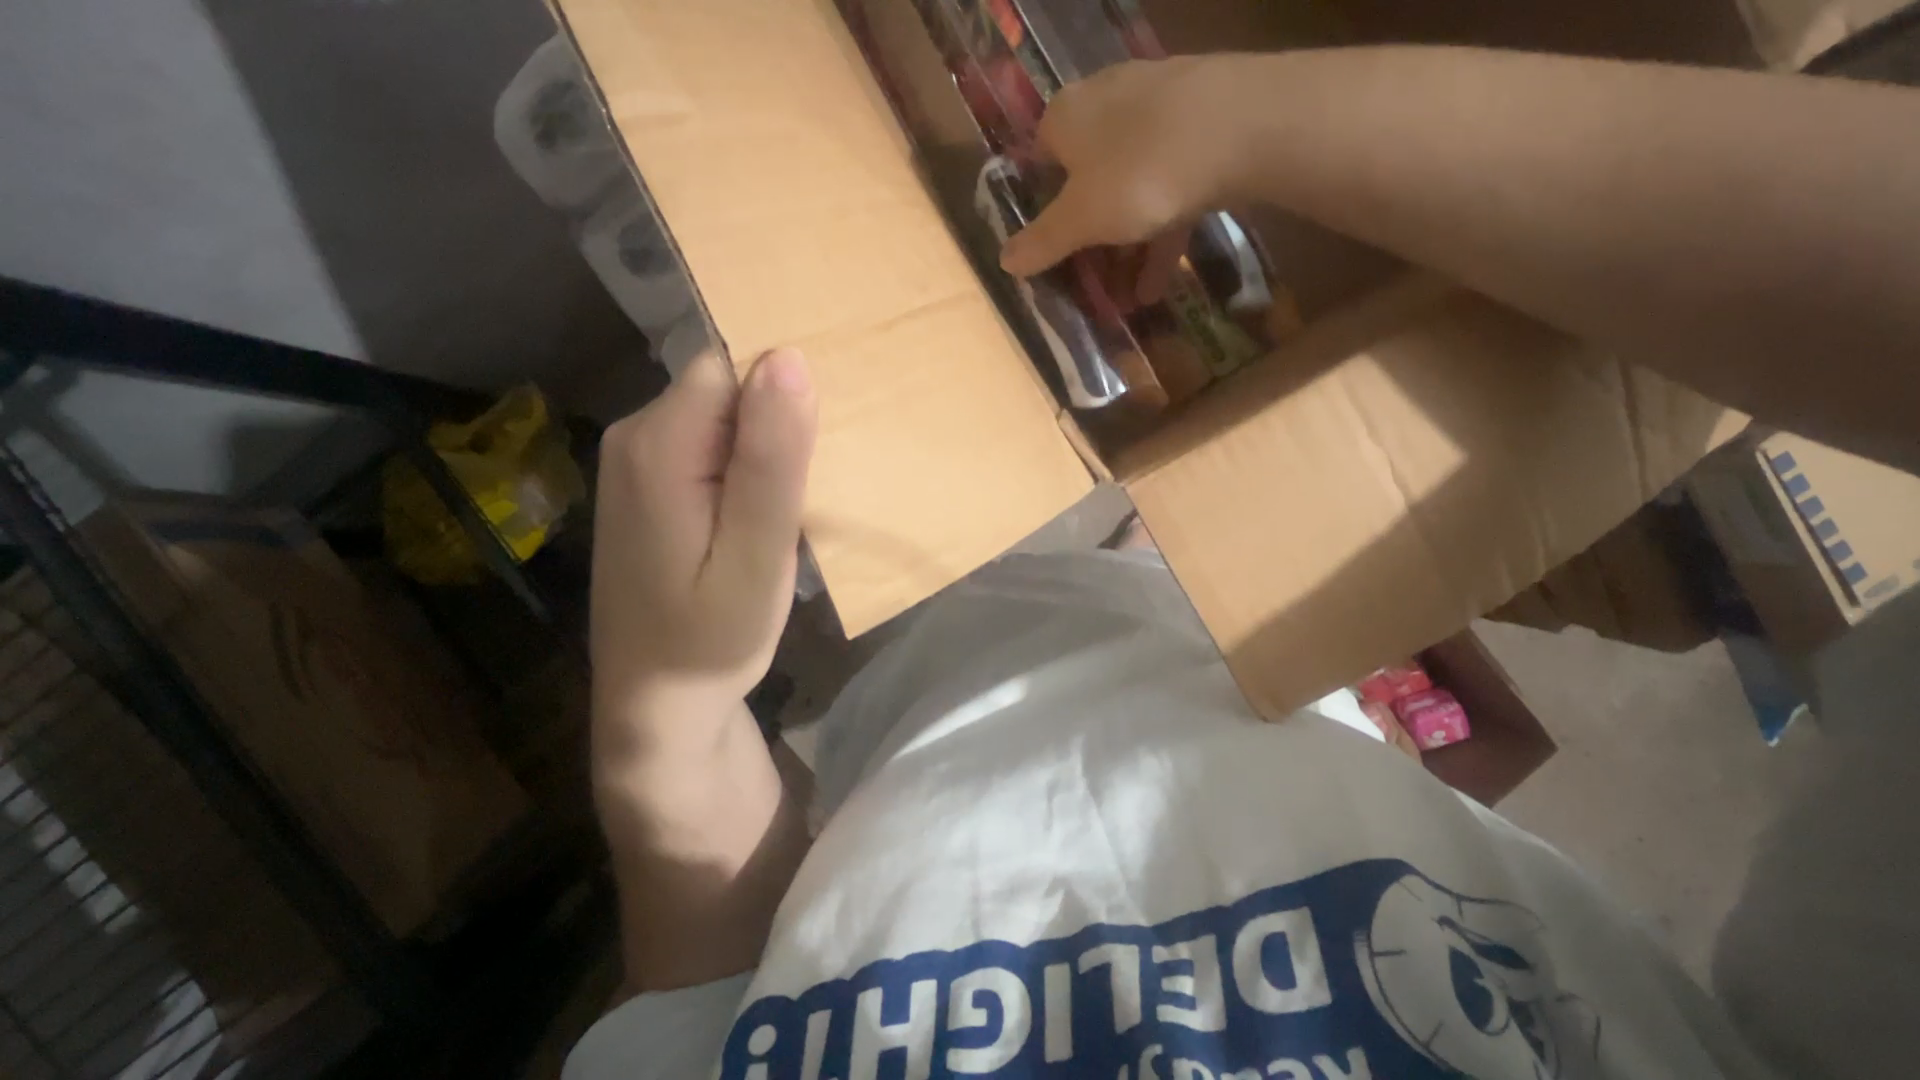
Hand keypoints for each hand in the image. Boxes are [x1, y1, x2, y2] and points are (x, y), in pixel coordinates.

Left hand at [590, 347, 817, 724]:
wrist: (653, 705)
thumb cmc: (710, 641)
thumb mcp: (756, 558)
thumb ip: (771, 460)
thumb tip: (790, 358)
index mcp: (658, 445)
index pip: (733, 367)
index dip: (781, 399)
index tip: (811, 455)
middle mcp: (634, 436)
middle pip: (725, 388)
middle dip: (774, 428)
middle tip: (805, 495)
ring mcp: (633, 461)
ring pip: (719, 417)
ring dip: (761, 454)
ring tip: (785, 515)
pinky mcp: (645, 484)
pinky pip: (705, 447)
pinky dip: (740, 472)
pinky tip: (756, 522)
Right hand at [998, 56, 1253, 294]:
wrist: (1240, 130)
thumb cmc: (1138, 173)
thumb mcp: (1080, 219)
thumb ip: (1043, 242)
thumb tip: (1003, 261)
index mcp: (1066, 117)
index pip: (1040, 162)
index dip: (1042, 212)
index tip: (1049, 254)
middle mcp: (1108, 104)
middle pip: (1089, 181)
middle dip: (1091, 241)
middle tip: (1092, 287)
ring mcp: (1160, 113)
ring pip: (1132, 189)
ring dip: (1128, 248)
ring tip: (1129, 302)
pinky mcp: (1204, 130)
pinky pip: (1171, 188)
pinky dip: (1162, 234)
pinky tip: (1162, 283)